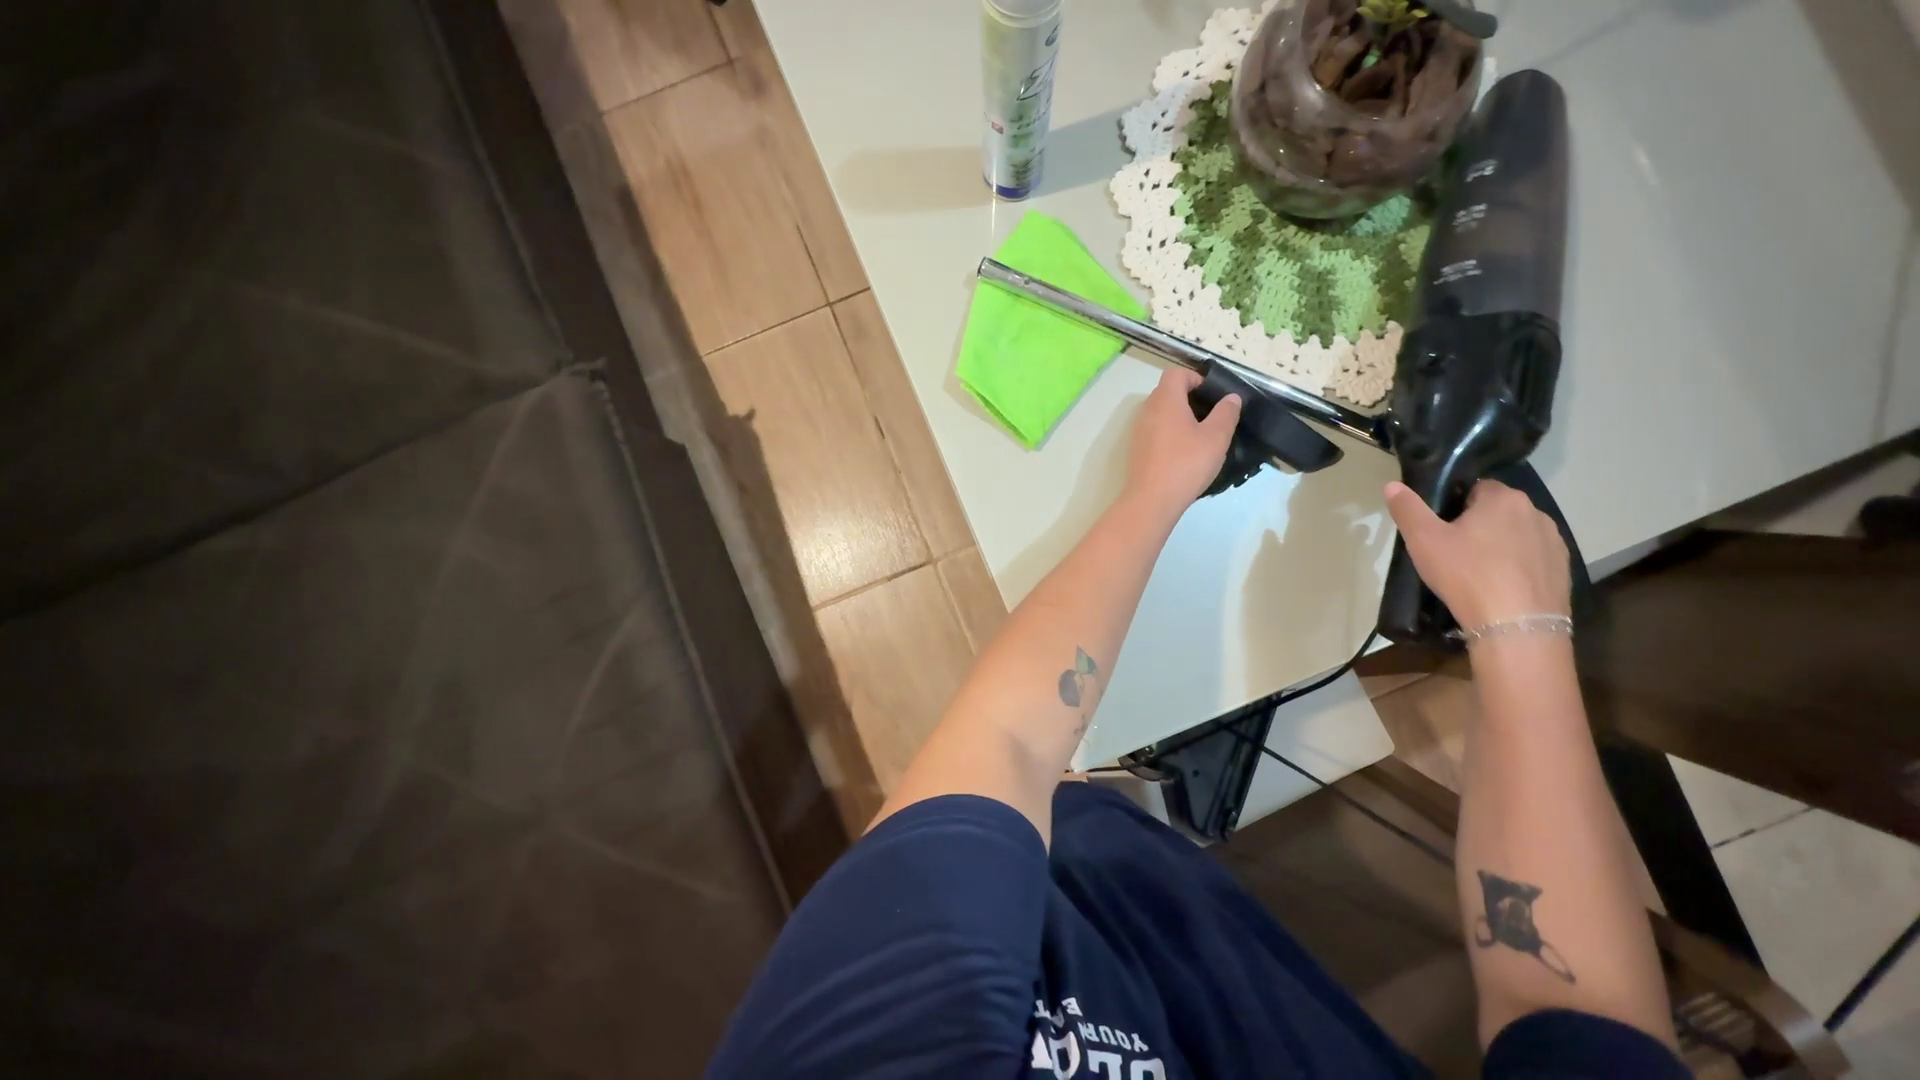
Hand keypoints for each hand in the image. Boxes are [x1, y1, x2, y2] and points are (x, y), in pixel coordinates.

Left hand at [1125, 368, 1240, 514]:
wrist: (1151, 500)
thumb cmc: (1186, 463)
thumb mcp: (1216, 437)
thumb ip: (1226, 413)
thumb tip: (1231, 398)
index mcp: (1166, 400)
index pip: (1176, 374)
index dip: (1195, 378)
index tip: (1212, 395)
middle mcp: (1147, 410)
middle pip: (1167, 392)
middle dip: (1189, 398)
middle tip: (1211, 416)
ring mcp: (1138, 430)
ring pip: (1160, 413)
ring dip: (1179, 417)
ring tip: (1200, 435)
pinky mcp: (1137, 449)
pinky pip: (1155, 431)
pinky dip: (1169, 433)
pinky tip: (1184, 453)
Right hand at [1384, 479, 1569, 628]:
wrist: (1516, 626)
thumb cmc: (1466, 575)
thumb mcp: (1423, 541)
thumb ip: (1408, 509)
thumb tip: (1392, 485)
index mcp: (1503, 499)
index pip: (1476, 488)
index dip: (1455, 506)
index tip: (1442, 530)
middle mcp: (1536, 513)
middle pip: (1499, 512)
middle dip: (1480, 526)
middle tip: (1455, 553)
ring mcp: (1554, 542)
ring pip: (1518, 536)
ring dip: (1502, 547)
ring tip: (1479, 575)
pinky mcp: (1563, 570)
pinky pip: (1534, 560)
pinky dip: (1519, 569)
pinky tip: (1502, 590)